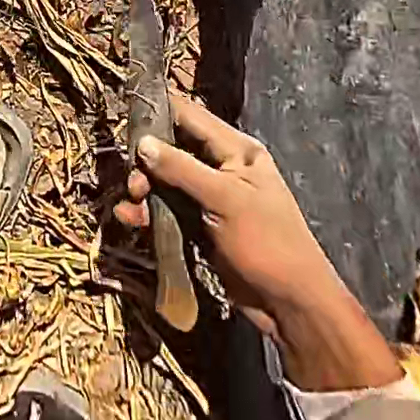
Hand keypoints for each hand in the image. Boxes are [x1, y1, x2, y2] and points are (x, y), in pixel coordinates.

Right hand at [115, 94, 401, 392]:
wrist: (292, 308)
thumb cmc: (268, 243)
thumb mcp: (225, 200)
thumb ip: (182, 169)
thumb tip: (142, 142)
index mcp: (235, 149)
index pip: (190, 115)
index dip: (158, 111)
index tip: (127, 116)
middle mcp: (221, 165)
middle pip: (172, 147)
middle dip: (146, 160)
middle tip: (133, 180)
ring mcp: (209, 195)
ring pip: (165, 178)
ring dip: (144, 187)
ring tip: (132, 202)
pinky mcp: (199, 222)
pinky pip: (166, 206)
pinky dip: (148, 211)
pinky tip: (131, 218)